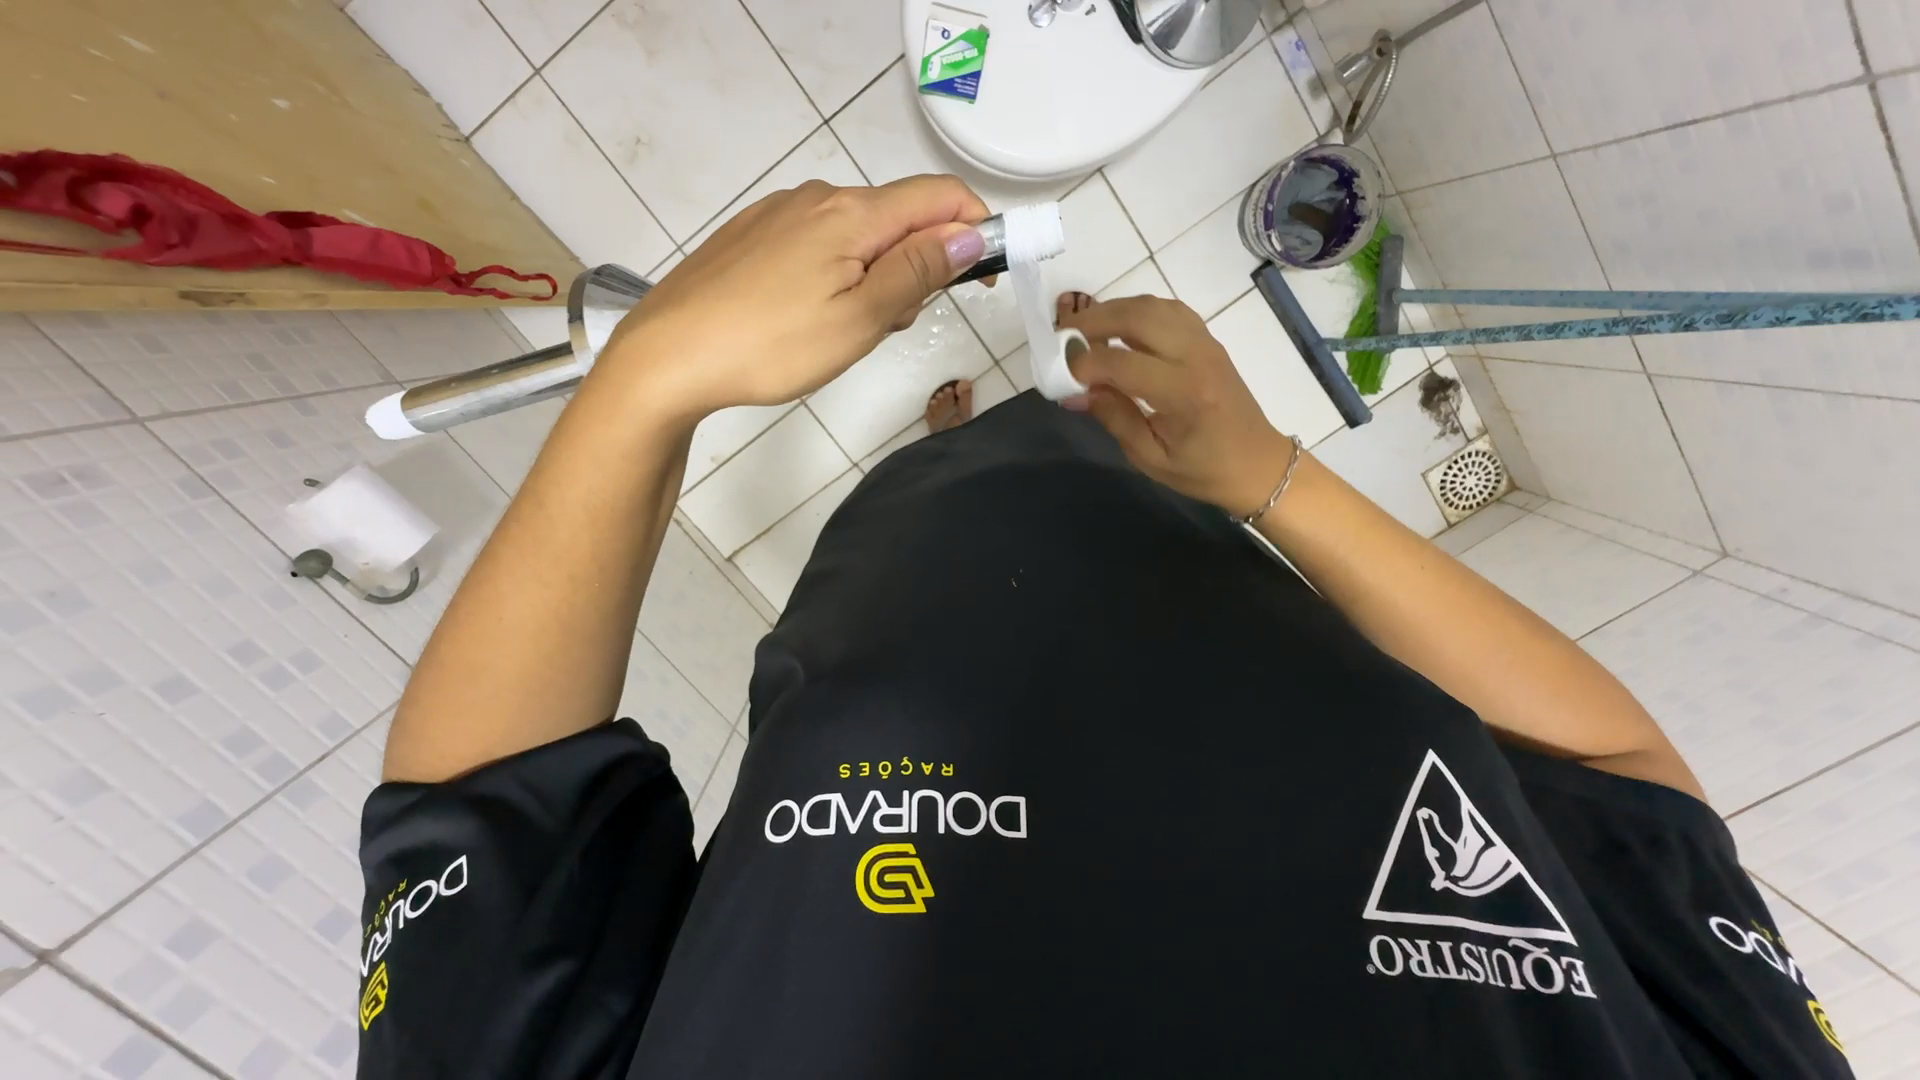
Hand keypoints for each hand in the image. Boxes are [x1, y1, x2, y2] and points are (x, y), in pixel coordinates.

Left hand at [591, 175, 989, 424]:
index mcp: (851, 215)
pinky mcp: (753, 235)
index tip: (984, 277)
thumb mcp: (859, 318)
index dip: (975, 227)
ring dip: (877, 276)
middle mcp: (818, 199)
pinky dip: (838, 274)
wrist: (668, 356)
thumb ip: (917, 272)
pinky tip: (808, 318)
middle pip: (898, 218)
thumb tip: (969, 234)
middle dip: (919, 265)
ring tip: (844, 333)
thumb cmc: (770, 345)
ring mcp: (780, 214)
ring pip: (857, 235)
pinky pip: (818, 243)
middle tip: (891, 326)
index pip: (939, 197)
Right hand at [1061, 296, 1297, 514]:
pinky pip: (1168, 310)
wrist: (1257, 463)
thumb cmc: (1203, 470)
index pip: (1123, 364)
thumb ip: (1115, 419)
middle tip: (1065, 335)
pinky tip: (1120, 327)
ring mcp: (1206, 343)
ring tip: (1086, 329)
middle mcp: (1197, 358)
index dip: (1087, 363)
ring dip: (1115, 310)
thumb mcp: (1151, 458)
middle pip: (1139, 317)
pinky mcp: (1208, 340)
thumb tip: (1076, 392)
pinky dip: (1138, 311)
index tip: (1063, 372)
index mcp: (1184, 394)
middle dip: (1095, 320)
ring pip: (1153, 306)